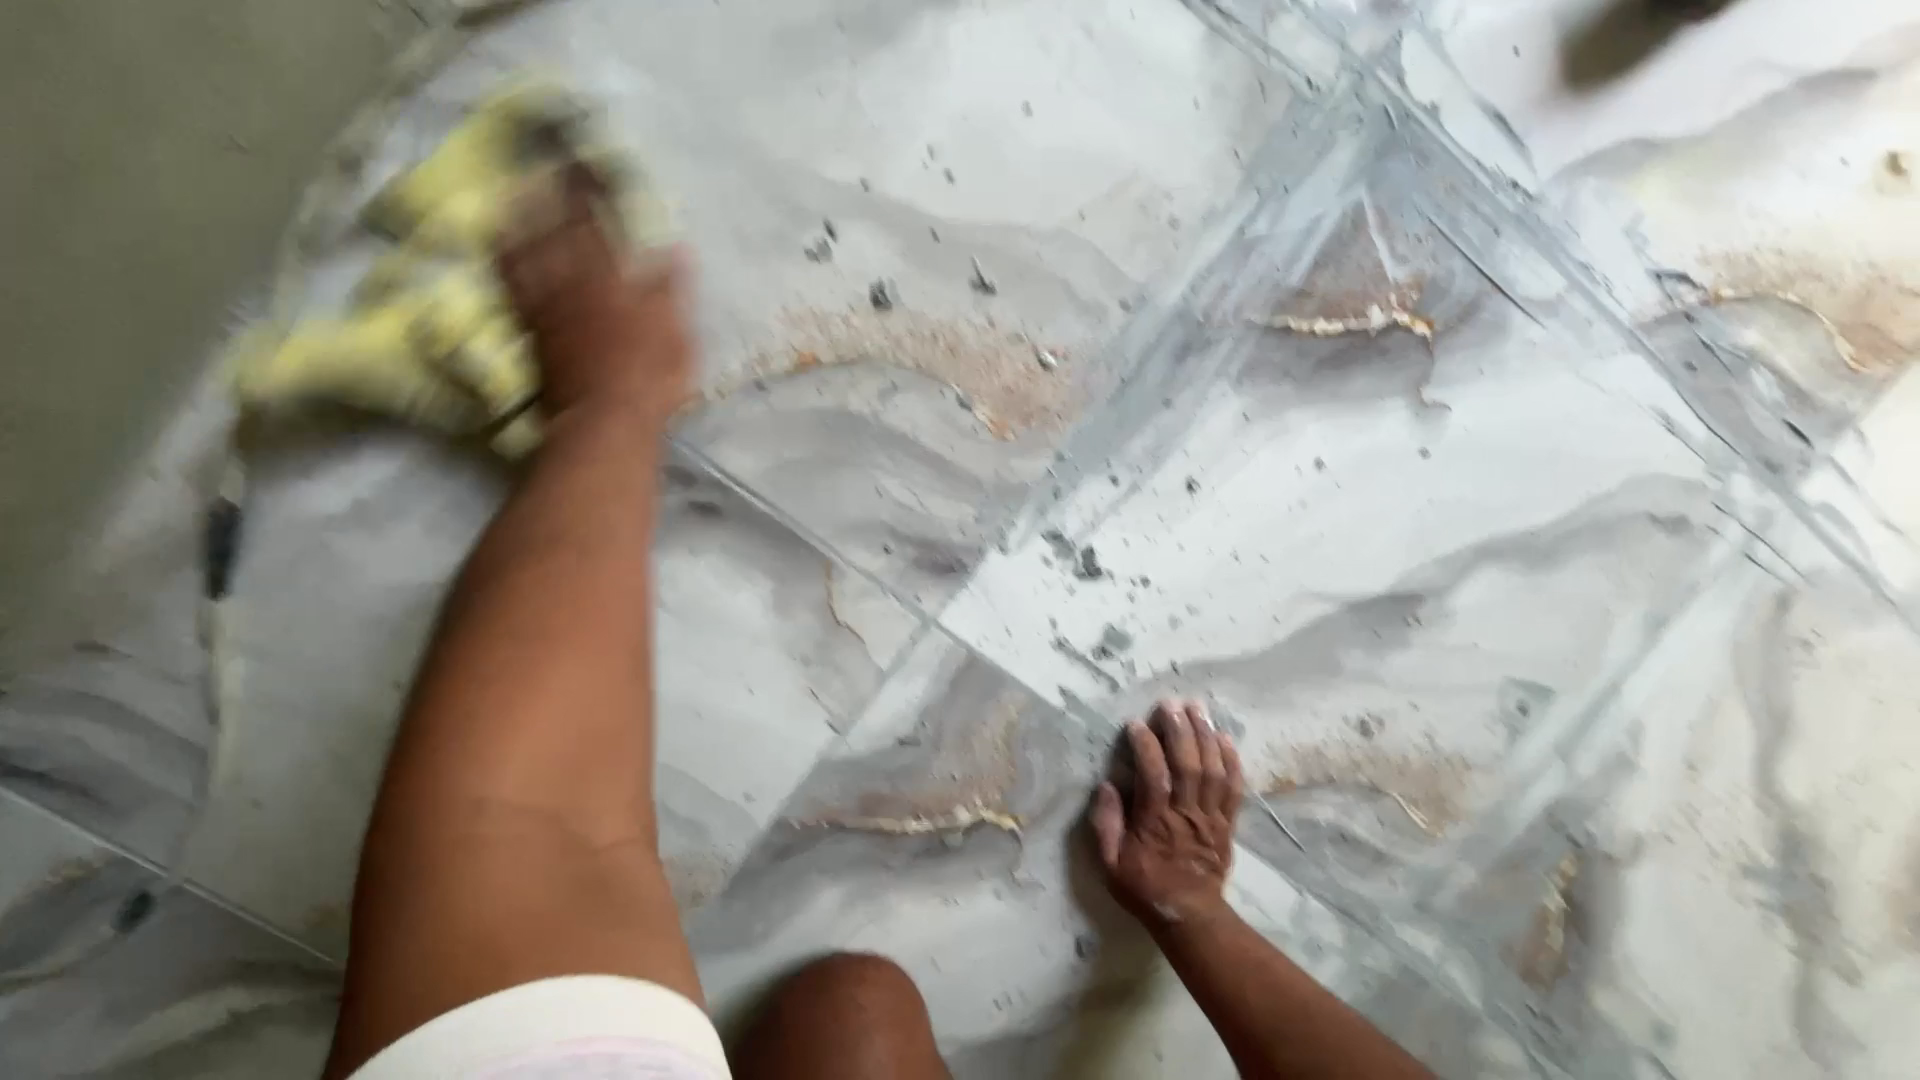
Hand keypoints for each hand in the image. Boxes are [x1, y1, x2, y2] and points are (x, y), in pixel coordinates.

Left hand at [495, 163, 693, 422]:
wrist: (602, 422)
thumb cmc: (648, 378)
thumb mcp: (676, 333)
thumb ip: (670, 288)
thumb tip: (677, 248)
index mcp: (611, 279)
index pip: (598, 222)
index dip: (590, 189)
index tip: (586, 161)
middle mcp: (571, 283)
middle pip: (555, 230)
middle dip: (551, 196)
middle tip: (546, 169)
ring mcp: (546, 306)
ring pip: (525, 253)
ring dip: (519, 224)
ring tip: (511, 202)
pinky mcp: (530, 330)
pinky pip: (512, 288)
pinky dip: (505, 264)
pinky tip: (501, 251)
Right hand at [1090, 700, 1243, 931]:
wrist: (1189, 916)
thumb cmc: (1144, 887)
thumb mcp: (1110, 863)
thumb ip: (1106, 823)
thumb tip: (1106, 786)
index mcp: (1155, 823)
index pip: (1153, 776)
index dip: (1146, 746)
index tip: (1136, 724)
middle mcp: (1185, 815)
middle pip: (1187, 765)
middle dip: (1179, 730)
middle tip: (1170, 704)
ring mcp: (1210, 818)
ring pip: (1212, 771)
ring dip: (1205, 736)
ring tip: (1197, 709)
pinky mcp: (1226, 823)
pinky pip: (1234, 788)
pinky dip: (1232, 761)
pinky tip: (1225, 738)